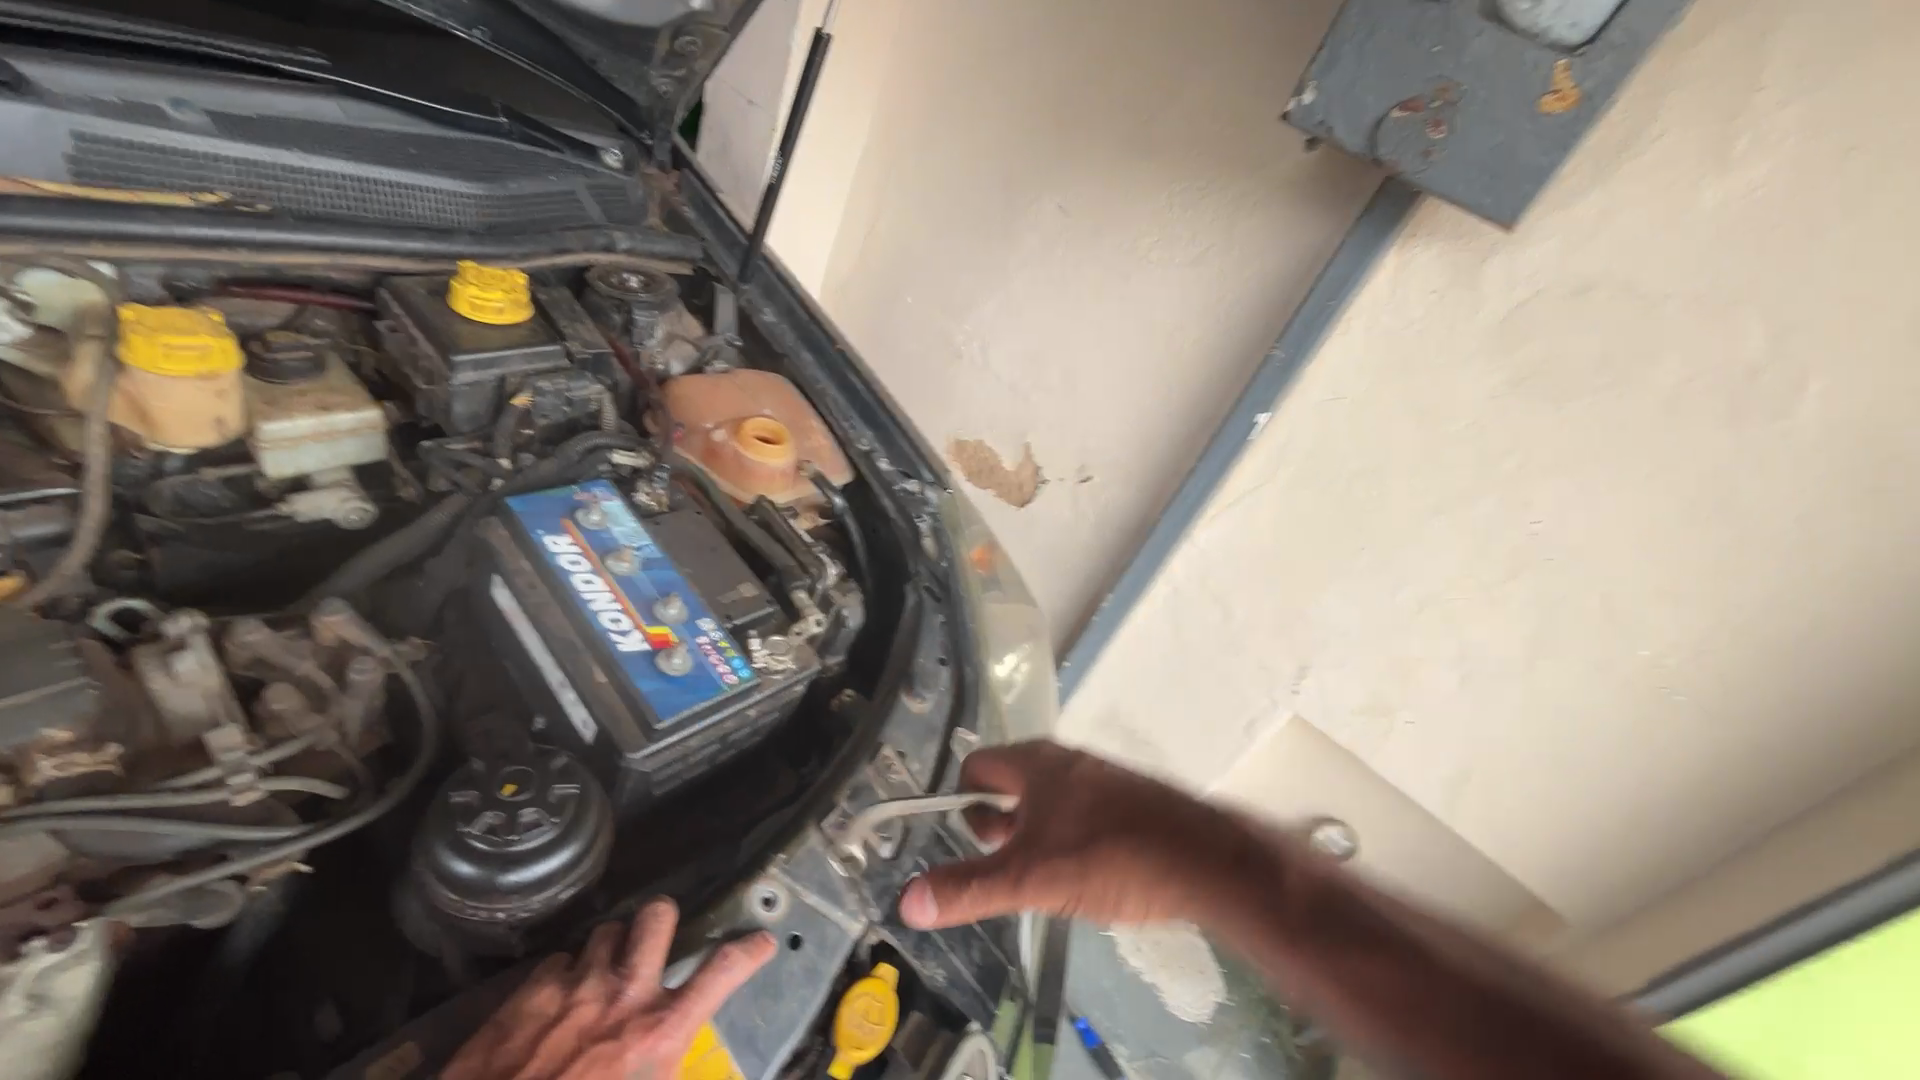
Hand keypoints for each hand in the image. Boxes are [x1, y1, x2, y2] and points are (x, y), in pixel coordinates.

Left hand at [444, 898, 775, 1079]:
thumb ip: (667, 1067)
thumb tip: (673, 1057)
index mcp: (661, 1030)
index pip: (722, 970)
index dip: (749, 950)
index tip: (760, 940)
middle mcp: (625, 993)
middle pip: (658, 915)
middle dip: (660, 920)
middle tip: (653, 941)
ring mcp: (576, 984)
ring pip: (605, 931)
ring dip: (608, 950)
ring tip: (599, 976)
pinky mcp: (531, 989)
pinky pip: (559, 959)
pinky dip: (563, 976)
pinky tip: (554, 1003)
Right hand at [898, 741, 1259, 929]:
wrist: (1206, 860)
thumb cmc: (1109, 858)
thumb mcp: (1030, 879)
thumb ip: (970, 888)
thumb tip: (909, 900)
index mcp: (1035, 763)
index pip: (976, 766)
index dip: (961, 802)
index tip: (970, 844)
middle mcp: (1067, 760)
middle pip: (1011, 783)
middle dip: (999, 825)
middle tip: (1006, 866)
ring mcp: (1102, 778)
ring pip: (1048, 801)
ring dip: (1035, 835)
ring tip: (1043, 879)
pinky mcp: (1131, 801)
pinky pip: (1082, 813)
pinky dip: (1070, 839)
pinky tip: (1087, 877)